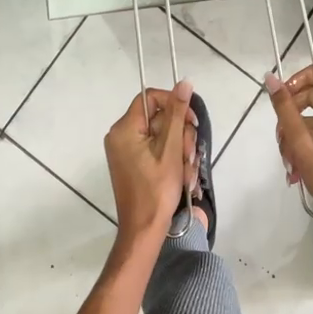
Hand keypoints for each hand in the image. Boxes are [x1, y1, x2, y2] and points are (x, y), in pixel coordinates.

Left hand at [103, 81, 196, 239]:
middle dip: (180, 135)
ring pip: (161, 136)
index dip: (174, 104)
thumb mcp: (171, 148)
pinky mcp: (133, 164)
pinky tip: (182, 176)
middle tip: (190, 155)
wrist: (144, 231)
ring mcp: (126, 151)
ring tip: (187, 172)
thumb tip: (184, 82)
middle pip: (158, 118)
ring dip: (179, 151)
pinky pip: (156, 150)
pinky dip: (171, 160)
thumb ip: (177, 113)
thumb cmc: (157, 190)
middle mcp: (121, 135)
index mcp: (124, 128)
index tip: (192, 121)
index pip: (151, 98)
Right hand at [266, 63, 312, 237]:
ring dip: (297, 135)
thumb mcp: (300, 140)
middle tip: (279, 136)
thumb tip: (270, 78)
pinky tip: (296, 167)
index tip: (283, 96)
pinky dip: (309, 144)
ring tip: (287, 160)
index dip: (300, 77)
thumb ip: (284, 107)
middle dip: (292, 115)